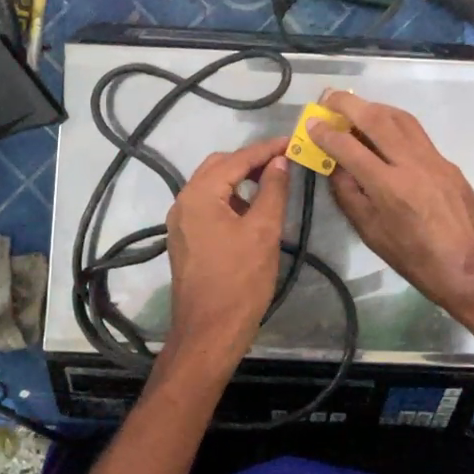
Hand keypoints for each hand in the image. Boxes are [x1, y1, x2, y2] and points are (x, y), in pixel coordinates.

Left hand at [162, 135, 291, 365]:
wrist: (209, 332)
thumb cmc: (240, 281)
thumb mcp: (264, 231)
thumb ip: (272, 190)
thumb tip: (279, 161)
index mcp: (199, 195)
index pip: (237, 159)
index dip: (266, 149)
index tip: (292, 141)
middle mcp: (183, 201)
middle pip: (219, 166)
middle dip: (250, 161)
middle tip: (283, 161)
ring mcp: (181, 221)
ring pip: (212, 185)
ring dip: (240, 180)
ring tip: (272, 183)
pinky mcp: (186, 239)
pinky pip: (208, 205)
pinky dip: (230, 199)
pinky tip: (253, 210)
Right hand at [311, 91, 473, 317]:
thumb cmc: (418, 261)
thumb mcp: (373, 234)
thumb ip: (350, 196)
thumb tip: (335, 166)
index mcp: (389, 187)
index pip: (349, 148)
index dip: (326, 133)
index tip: (311, 124)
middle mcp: (412, 163)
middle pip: (375, 118)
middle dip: (347, 104)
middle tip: (327, 99)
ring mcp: (434, 159)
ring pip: (400, 118)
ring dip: (373, 107)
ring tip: (354, 108)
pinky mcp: (448, 162)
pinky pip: (415, 132)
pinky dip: (393, 122)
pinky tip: (384, 131)